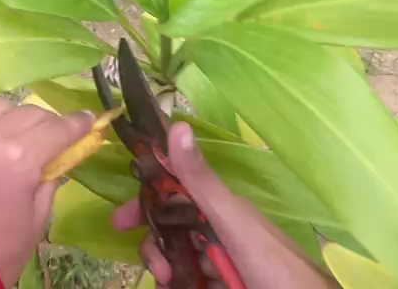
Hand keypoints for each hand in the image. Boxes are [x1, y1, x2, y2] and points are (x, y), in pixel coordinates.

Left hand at [0, 88, 93, 285]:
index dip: (77, 123)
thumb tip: (59, 155)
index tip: (87, 119)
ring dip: (14, 114)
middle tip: (54, 133)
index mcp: (21, 159)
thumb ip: (51, 178)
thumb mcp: (39, 218)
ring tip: (18, 129)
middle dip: (48, 122)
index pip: (57, 129)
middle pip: (29, 113)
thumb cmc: (0, 248)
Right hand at [111, 123, 330, 288]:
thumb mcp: (234, 223)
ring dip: (169, 271)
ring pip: (183, 261)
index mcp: (222, 209)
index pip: (172, 194)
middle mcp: (222, 233)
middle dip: (155, 248)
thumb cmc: (277, 270)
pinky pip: (197, 283)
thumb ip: (201, 180)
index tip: (120, 222)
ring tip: (171, 284)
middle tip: (155, 270)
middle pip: (174, 232)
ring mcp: (228, 266)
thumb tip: (176, 123)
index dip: (145, 203)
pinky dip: (184, 286)